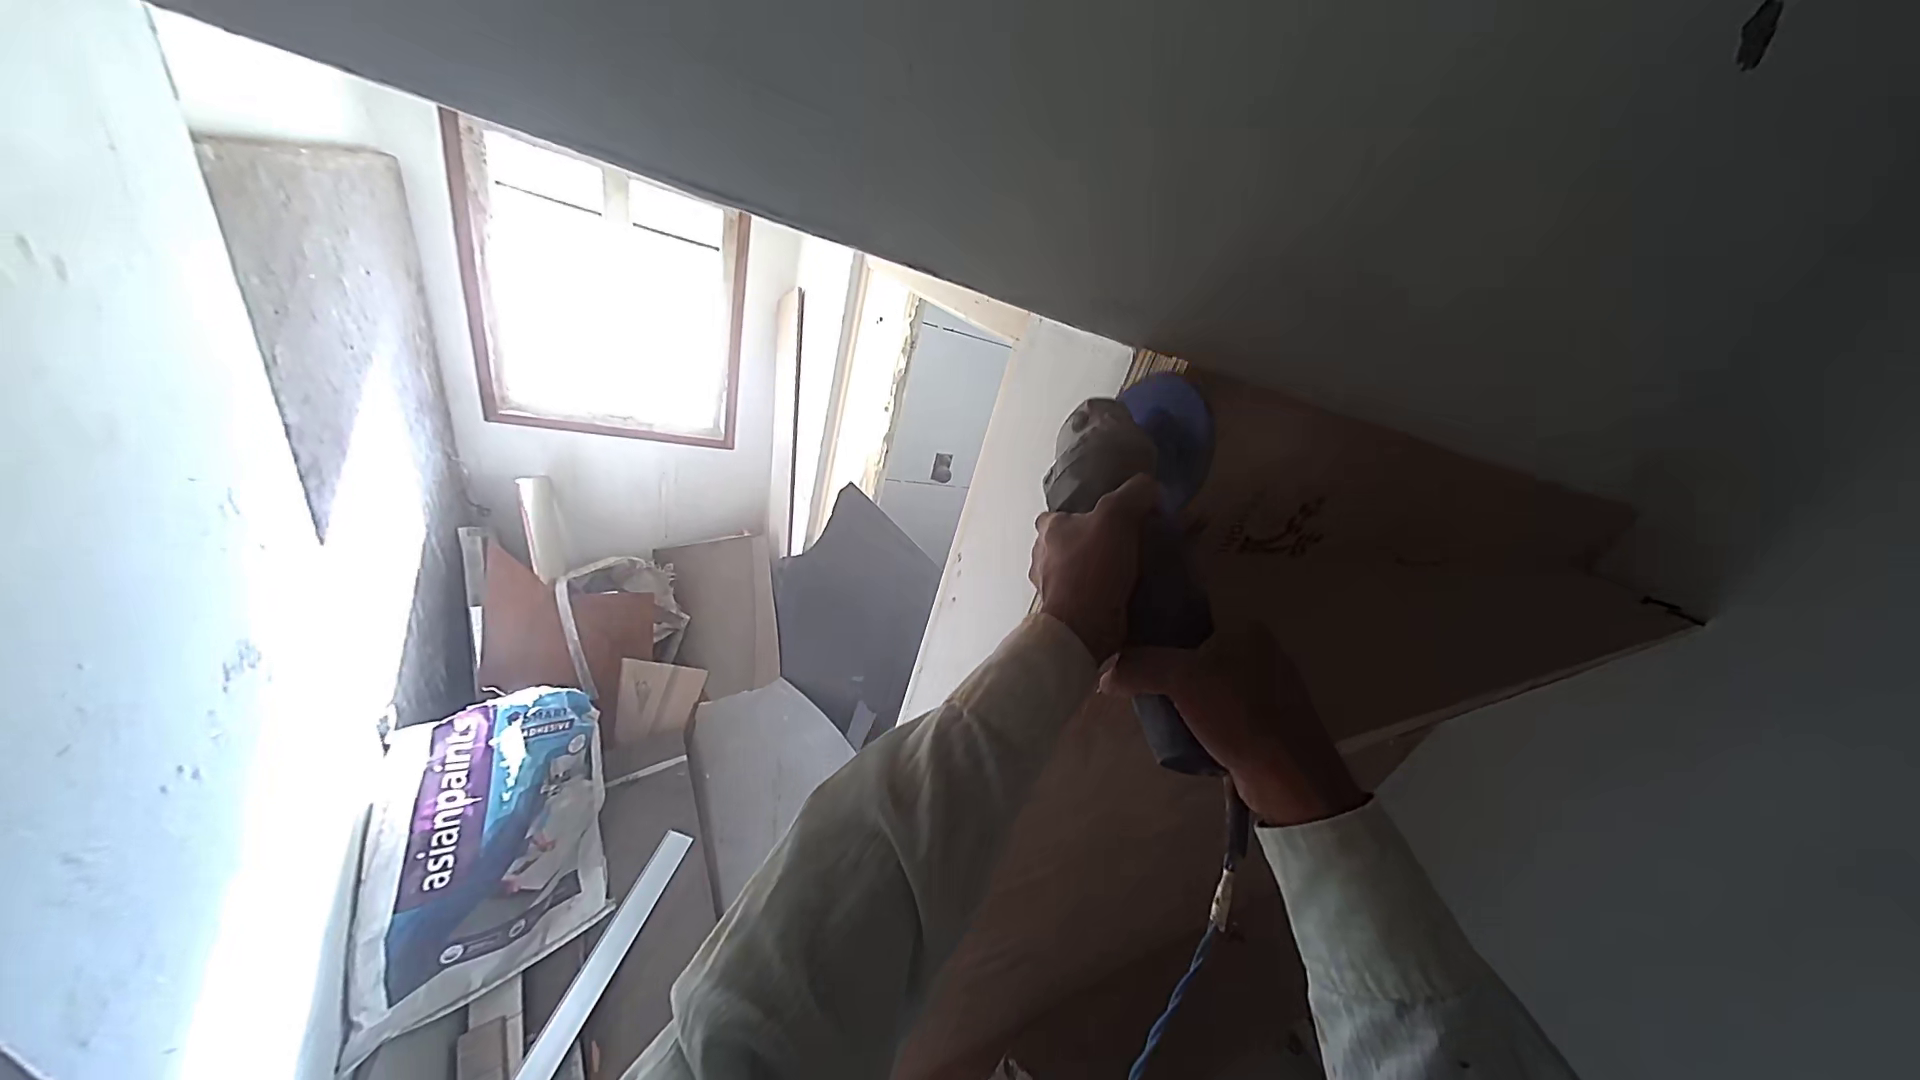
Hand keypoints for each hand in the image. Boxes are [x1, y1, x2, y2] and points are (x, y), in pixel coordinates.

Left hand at [1029, 473, 1158, 660]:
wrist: (1084, 627)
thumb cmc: (1093, 567)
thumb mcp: (1117, 516)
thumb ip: (1135, 493)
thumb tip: (1151, 487)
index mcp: (1047, 531)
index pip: (1057, 514)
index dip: (1081, 513)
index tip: (1106, 519)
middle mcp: (1041, 557)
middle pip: (1067, 543)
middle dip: (1090, 544)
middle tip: (1124, 545)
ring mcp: (1050, 588)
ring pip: (1074, 571)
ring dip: (1095, 571)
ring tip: (1127, 571)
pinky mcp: (1065, 612)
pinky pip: (1083, 596)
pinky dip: (1099, 594)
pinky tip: (1121, 594)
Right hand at [1102, 624, 1365, 825]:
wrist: (1289, 779)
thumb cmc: (1238, 715)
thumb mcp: (1180, 680)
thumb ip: (1137, 667)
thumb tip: (1103, 675)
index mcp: (1244, 627)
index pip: (1187, 617)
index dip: (1154, 631)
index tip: (1128, 649)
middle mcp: (1258, 649)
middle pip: (1192, 649)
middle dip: (1164, 666)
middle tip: (1138, 683)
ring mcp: (1264, 685)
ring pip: (1203, 679)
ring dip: (1179, 693)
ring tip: (1155, 707)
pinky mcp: (1264, 717)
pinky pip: (1217, 705)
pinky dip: (1197, 713)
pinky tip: (1181, 727)